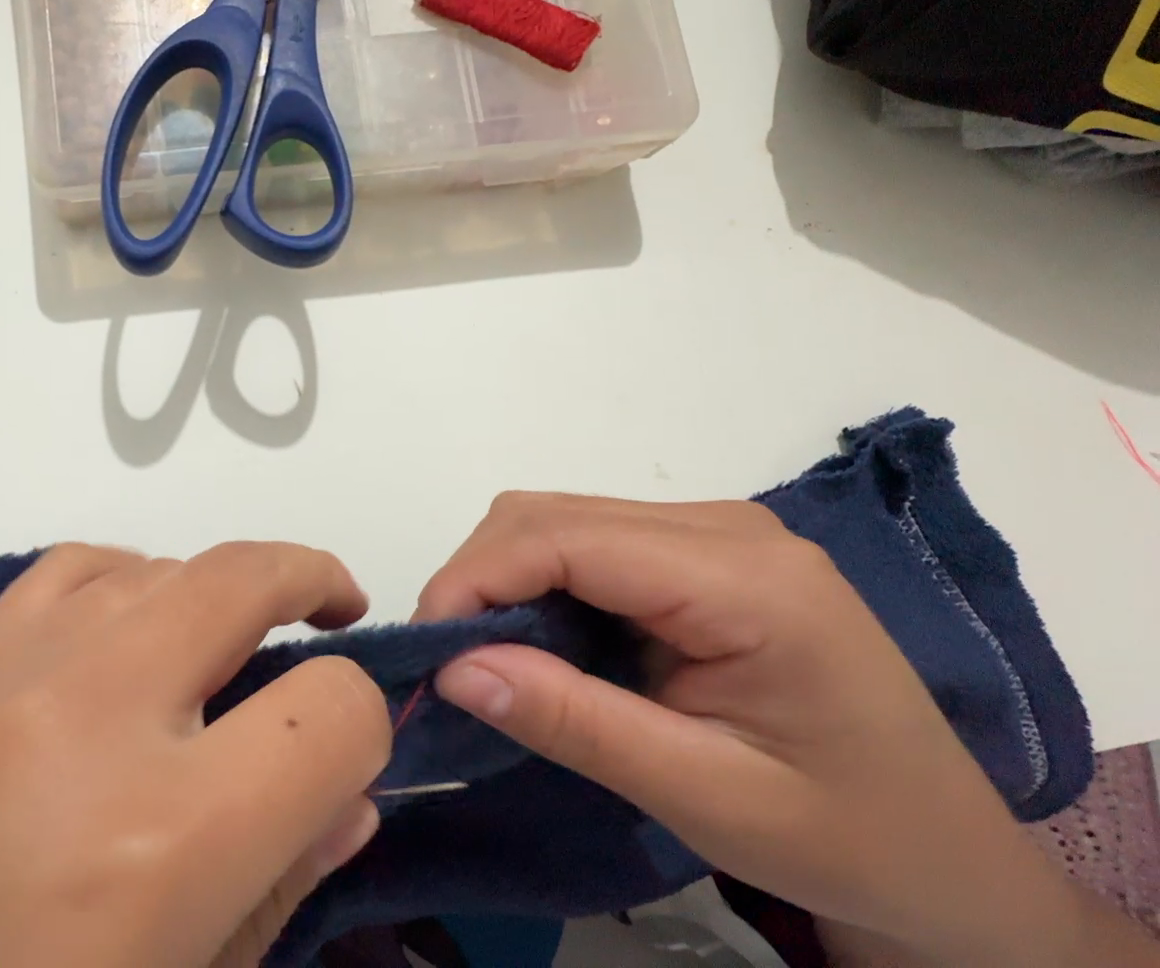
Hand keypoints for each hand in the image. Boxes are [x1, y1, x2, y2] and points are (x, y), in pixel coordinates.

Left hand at [0, 543, 390, 967]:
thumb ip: (272, 898)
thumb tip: (347, 798)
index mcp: (160, 844)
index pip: (332, 714)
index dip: (364, 728)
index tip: (345, 760)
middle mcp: (91, 722)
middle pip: (245, 579)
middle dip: (315, 586)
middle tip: (336, 618)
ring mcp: (8, 671)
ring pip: (158, 563)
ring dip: (220, 586)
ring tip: (236, 633)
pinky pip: (71, 569)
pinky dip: (129, 581)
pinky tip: (129, 626)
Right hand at [416, 494, 1157, 967]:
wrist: (941, 853)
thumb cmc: (839, 835)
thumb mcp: (703, 795)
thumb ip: (574, 722)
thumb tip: (452, 669)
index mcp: (747, 582)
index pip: (565, 539)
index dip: (474, 581)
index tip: (426, 654)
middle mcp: (728, 529)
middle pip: (550, 515)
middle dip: (477, 580)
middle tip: (450, 666)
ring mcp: (716, 533)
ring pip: (557, 520)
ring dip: (502, 581)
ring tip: (489, 661)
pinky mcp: (699, 552)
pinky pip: (584, 542)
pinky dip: (536, 585)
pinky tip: (541, 646)